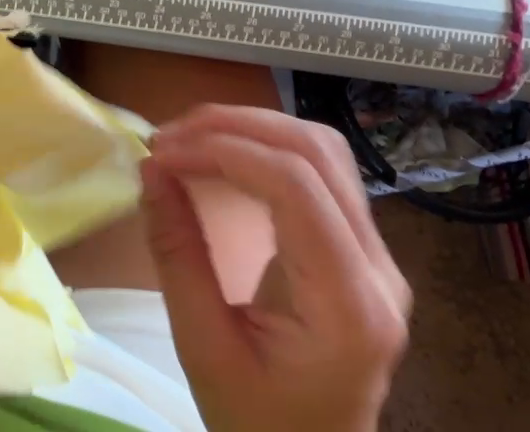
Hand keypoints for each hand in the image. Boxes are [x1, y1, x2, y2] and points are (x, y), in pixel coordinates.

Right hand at [143, 105, 411, 431]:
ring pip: (322, 152)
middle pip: (317, 153)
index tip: (159, 155)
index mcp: (349, 305)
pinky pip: (317, 175)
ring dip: (249, 129)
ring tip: (186, 141)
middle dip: (234, 127)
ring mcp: (376, 259)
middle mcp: (379, 270)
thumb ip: (177, 254)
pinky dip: (260, 150)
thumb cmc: (255, 421)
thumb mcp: (201, 346)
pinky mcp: (358, 252)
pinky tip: (216, 160)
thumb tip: (151, 169)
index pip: (297, 187)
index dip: (223, 151)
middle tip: (166, 139)